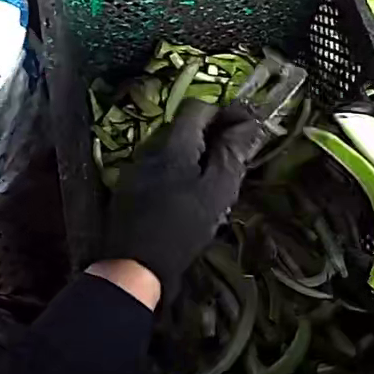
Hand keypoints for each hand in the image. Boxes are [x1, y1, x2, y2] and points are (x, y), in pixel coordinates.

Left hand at [99, 100, 264, 288]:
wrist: (135, 266)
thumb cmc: (182, 229)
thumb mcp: (216, 193)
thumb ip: (230, 154)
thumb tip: (247, 124)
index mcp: (173, 146)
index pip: (196, 108)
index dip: (220, 112)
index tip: (238, 129)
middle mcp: (149, 149)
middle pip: (182, 128)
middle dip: (208, 136)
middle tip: (230, 157)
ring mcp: (135, 169)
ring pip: (169, 149)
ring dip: (191, 155)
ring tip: (209, 180)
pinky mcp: (127, 188)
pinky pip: (156, 168)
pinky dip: (174, 173)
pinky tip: (184, 196)